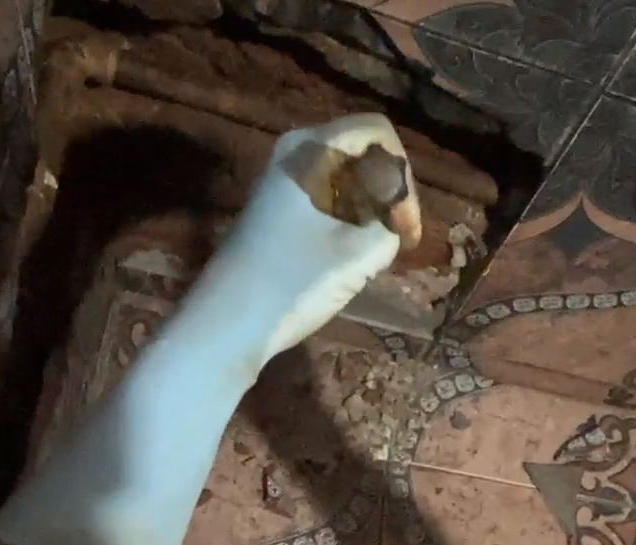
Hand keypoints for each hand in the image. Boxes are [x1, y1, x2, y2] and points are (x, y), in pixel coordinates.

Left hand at [179, 113, 417, 373]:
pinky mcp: (276, 212)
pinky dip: (346, 220)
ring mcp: (282, 183)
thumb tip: (393, 215)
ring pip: (344, 179)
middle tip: (397, 242)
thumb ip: (390, 225)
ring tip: (375, 255)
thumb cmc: (294, 283)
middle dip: (387, 193)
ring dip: (368, 210)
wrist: (230, 322)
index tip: (405, 229)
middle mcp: (294, 153)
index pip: (378, 132)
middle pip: (361, 153)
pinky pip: (325, 200)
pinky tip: (347, 258)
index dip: (403, 176)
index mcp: (312, 149)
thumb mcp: (358, 255)